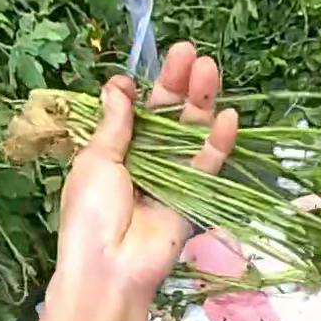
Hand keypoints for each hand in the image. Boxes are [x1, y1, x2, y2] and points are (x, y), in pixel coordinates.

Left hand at [52, 42, 237, 304]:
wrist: (111, 266)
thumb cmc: (92, 213)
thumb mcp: (96, 160)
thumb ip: (116, 124)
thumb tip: (120, 85)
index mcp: (115, 152)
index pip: (135, 113)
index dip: (142, 91)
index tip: (139, 74)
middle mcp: (146, 162)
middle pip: (167, 118)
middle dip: (178, 86)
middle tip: (191, 53)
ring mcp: (173, 179)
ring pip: (190, 136)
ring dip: (201, 104)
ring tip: (210, 69)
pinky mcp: (194, 197)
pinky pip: (207, 167)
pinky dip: (218, 144)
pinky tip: (228, 117)